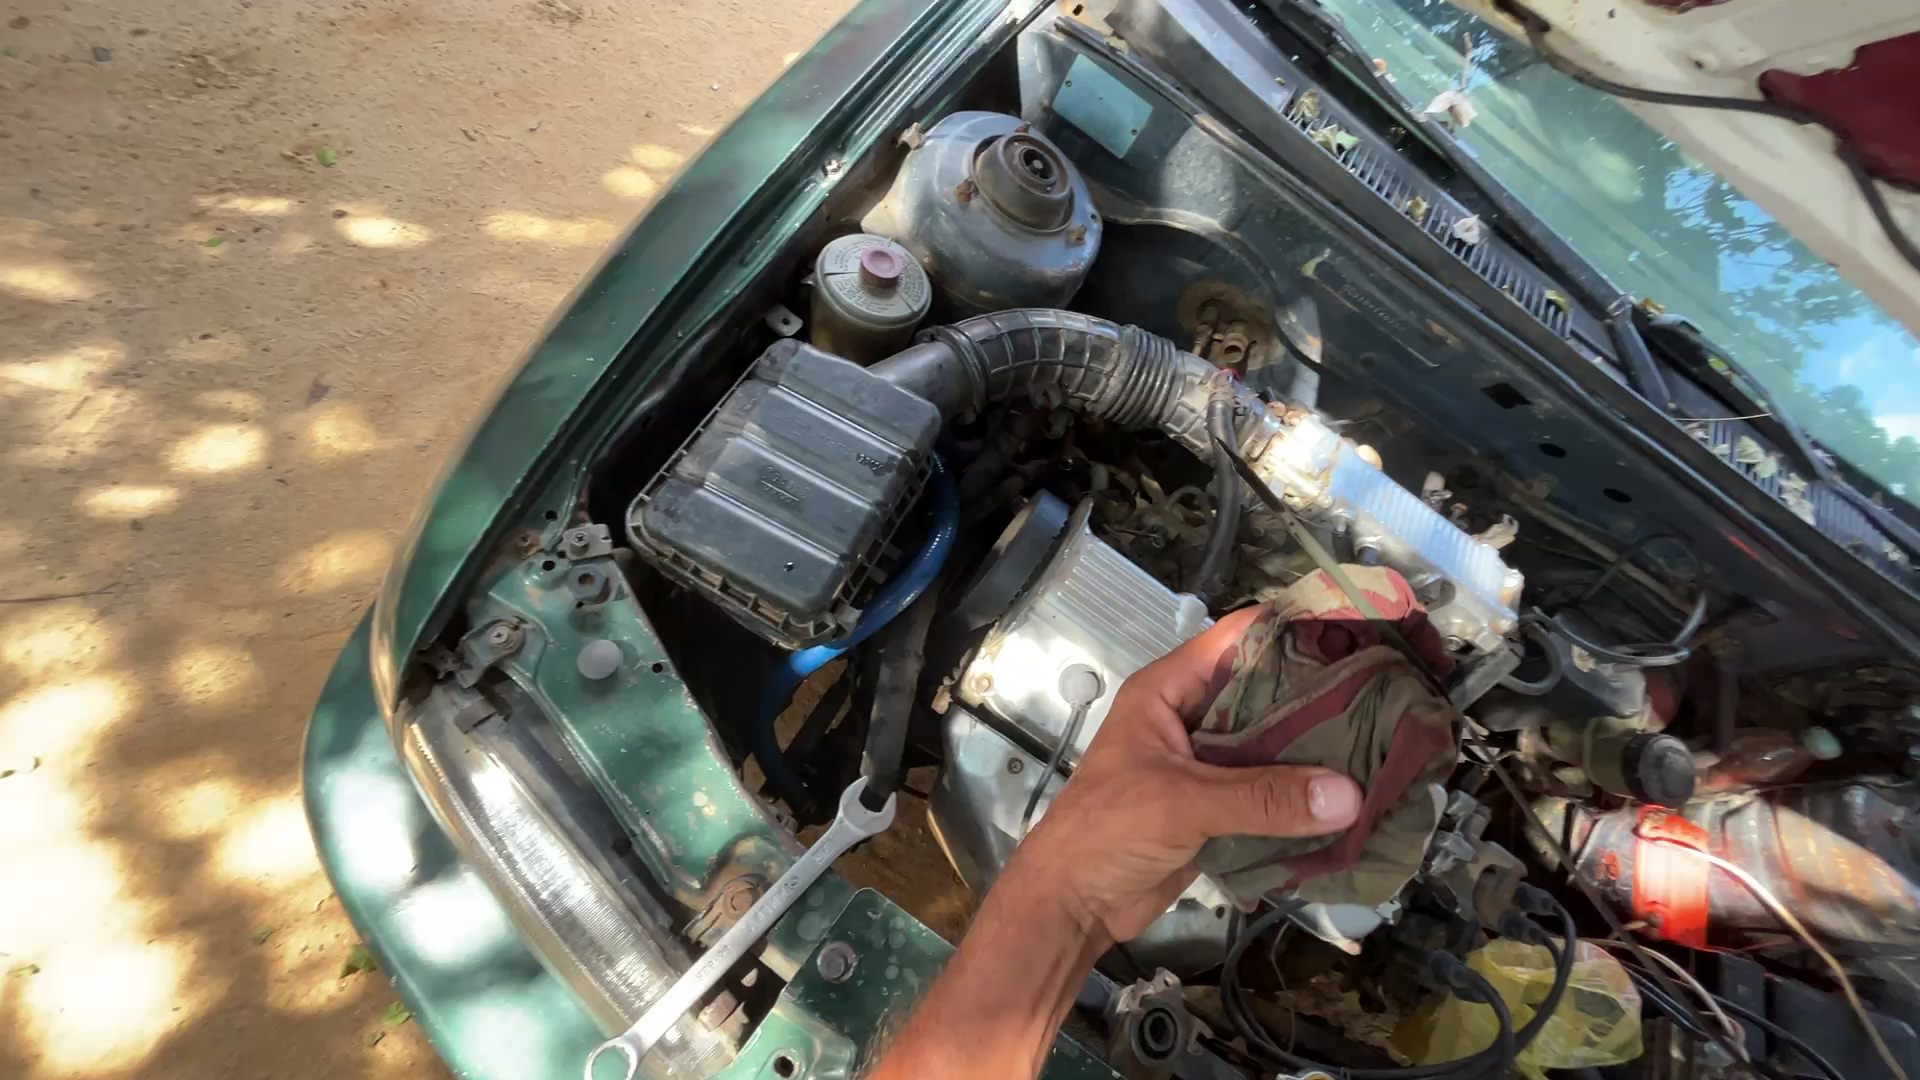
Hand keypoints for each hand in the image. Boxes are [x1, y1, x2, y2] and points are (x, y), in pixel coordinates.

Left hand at [1006, 605, 1363, 942]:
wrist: (1074, 897)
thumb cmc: (1106, 829)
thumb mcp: (1180, 803)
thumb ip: (1260, 797)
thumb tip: (1347, 792)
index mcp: (1167, 690)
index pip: (1233, 640)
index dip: (1288, 630)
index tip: (1352, 630)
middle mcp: (1188, 716)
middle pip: (1260, 691)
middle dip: (1316, 694)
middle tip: (1387, 693)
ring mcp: (1203, 760)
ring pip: (1268, 741)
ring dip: (1314, 748)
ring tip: (1384, 742)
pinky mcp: (1215, 803)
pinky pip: (1267, 787)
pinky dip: (1302, 793)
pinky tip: (1351, 797)